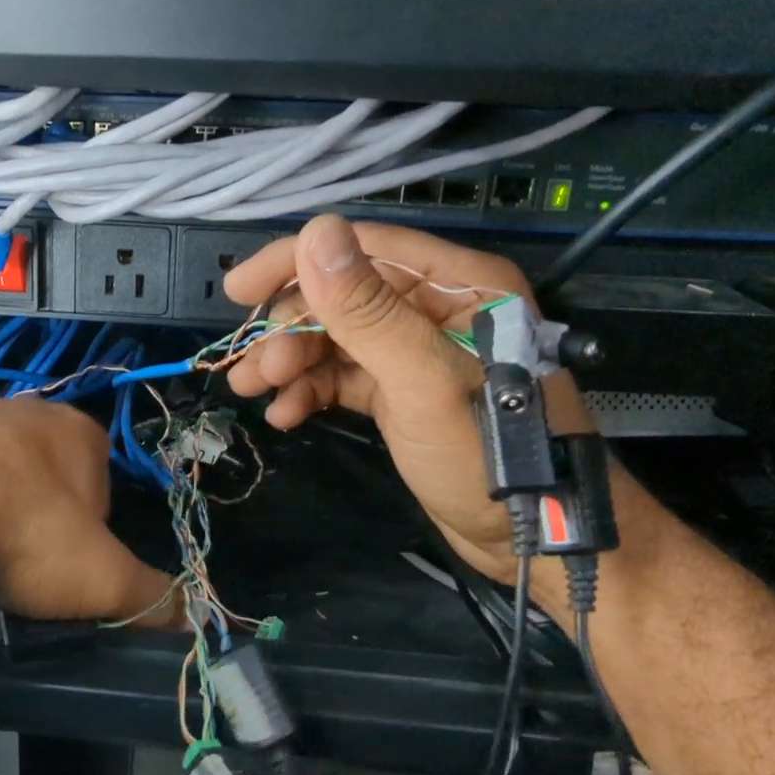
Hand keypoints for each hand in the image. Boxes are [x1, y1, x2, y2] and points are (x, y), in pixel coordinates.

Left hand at [0, 397, 176, 623]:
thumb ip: (151, 598)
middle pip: (45, 465)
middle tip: (22, 556)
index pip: (103, 475)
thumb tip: (193, 621)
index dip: (92, 522)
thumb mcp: (101, 579)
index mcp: (80, 432)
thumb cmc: (26, 532)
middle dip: (39, 506)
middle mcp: (26, 410)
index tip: (69, 558)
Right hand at [222, 215, 591, 582]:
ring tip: (253, 393)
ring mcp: (415, 354)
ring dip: (291, 364)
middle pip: (340, 299)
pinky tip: (286, 416)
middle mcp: (433, 310)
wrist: (536, 542)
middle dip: (290, 332)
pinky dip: (311, 392)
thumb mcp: (423, 381)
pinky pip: (343, 379)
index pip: (361, 249)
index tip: (238, 291)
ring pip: (335, 340)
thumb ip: (367, 310)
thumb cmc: (491, 455)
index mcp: (456, 284)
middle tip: (253, 371)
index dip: (294, 263)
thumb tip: (314, 233)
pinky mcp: (401, 395)